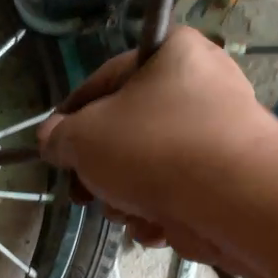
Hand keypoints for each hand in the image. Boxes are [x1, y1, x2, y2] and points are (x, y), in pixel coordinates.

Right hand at [37, 30, 277, 260]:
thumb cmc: (151, 148)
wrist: (228, 196)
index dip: (68, 117)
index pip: (102, 81)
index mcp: (169, 54)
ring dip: (122, 199)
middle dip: (97, 172)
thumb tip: (49, 138)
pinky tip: (154, 223)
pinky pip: (168, 193)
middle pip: (121, 133)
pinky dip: (152, 213)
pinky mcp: (219, 177)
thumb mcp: (84, 137)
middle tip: (82, 193)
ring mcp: (211, 134)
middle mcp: (197, 85)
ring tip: (126, 209)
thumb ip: (58, 137)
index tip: (51, 149)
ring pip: (141, 170)